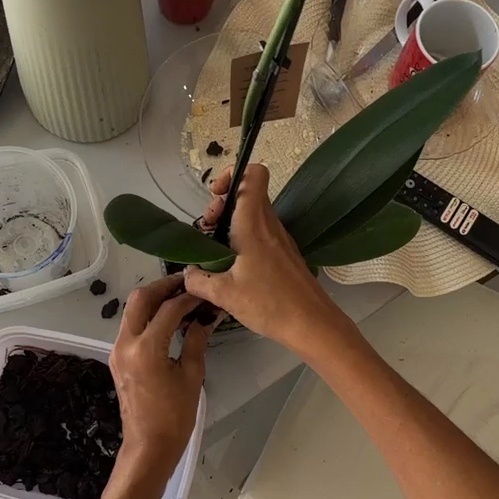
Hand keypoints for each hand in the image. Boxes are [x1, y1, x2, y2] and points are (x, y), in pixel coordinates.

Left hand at [109, 275, 209, 474]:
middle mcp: (126, 344)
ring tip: (181, 297)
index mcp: (146, 349)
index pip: (169, 309)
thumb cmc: (174, 416)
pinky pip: (131, 326)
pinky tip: (169, 318)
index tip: (206, 291)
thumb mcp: (191, 375)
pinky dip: (148, 315)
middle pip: (140, 299)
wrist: (148, 446)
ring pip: (132, 310)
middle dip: (164, 286)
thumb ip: (196, 340)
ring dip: (154, 299)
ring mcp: (118, 350)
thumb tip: (208, 316)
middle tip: (187, 283)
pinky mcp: (118, 357)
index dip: (190, 297)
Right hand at [184, 165, 355, 359]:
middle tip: (208, 229)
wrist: (311, 324)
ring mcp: (280, 239)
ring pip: (253, 214)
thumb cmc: (269, 303)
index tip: (215, 197)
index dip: (232, 175)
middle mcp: (269, 224)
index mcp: (253, 224)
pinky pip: (261, 233)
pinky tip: (233, 265)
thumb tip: (187, 273)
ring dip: (231, 223)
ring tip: (215, 249)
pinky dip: (244, 238)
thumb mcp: (223, 294)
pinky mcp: (285, 254)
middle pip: (248, 193)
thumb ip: (198, 280)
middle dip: (222, 204)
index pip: (253, 174)